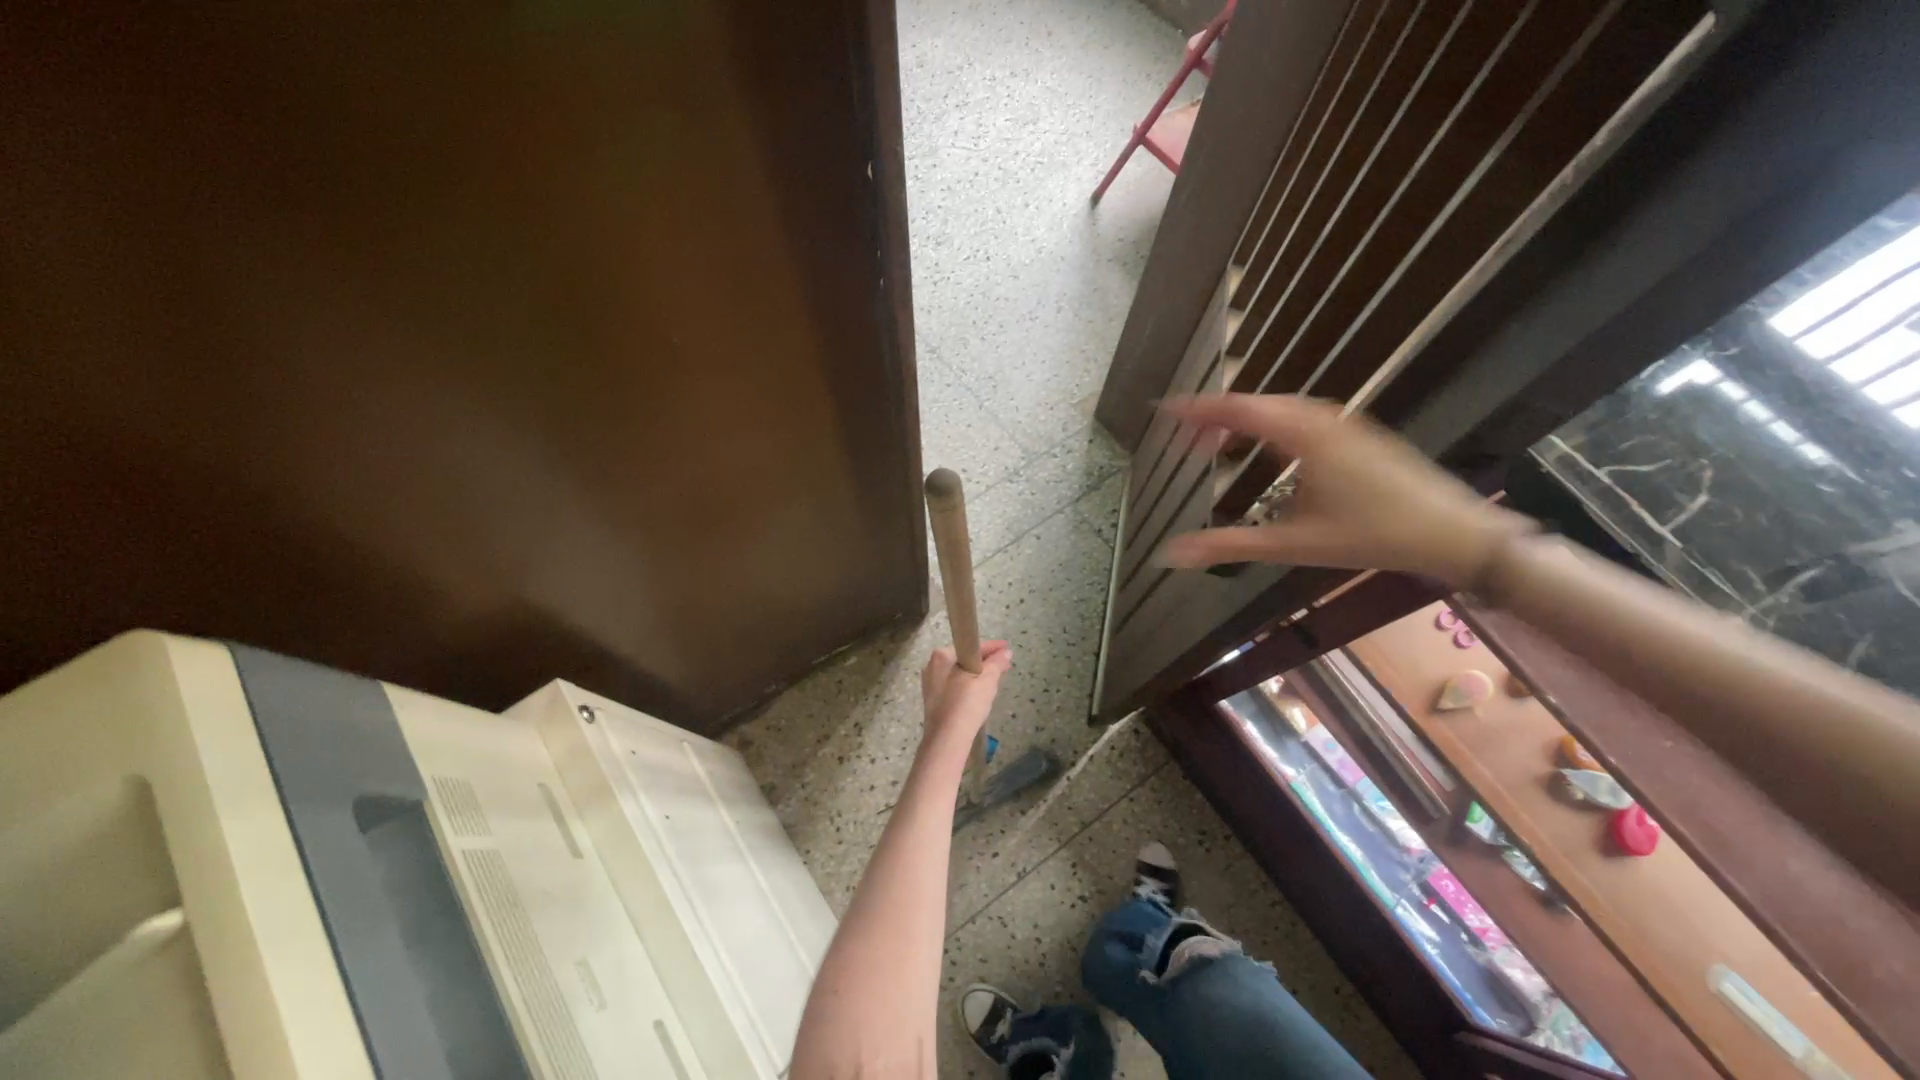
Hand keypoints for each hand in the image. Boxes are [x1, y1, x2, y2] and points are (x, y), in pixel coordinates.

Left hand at [920, 640, 1011, 747]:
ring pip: (959, 674)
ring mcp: (930, 684)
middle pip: (964, 659)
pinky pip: (954, 687)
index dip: (993, 647)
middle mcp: (932, 666)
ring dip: (976, 675)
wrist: (947, 739)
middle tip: (1004, 666)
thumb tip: (1006, 652)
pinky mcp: (932, 701)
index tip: (1007, 648)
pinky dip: (967, 687)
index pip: (972, 646)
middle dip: (984, 662)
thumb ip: (997, 663)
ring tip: (995, 680)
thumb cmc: (966, 703)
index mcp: (942, 655)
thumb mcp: (987, 680)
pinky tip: (979, 694)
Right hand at [1156, 395, 1532, 585]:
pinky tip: (1270, 452)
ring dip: (1247, 421)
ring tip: (1219, 442)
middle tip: (1187, 437)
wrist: (1454, 532)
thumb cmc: (1372, 536)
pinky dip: (1274, 427)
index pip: (1238, 409)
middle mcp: (1324, 419)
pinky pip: (1304, 418)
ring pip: (1284, 410)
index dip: (1197, 409)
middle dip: (1218, 417)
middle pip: (1258, 404)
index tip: (1165, 409)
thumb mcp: (1293, 544)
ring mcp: (1347, 424)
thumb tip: (1171, 554)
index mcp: (1304, 435)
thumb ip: (1229, 545)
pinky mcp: (1361, 436)